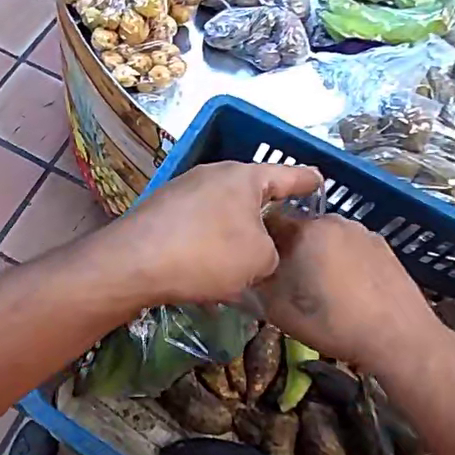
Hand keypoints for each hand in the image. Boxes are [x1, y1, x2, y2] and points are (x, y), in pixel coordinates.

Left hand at [95, 161, 322, 306]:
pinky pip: (197, 230)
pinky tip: (206, 279)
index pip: (288, 175)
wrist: (133, 263)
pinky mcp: (160, 212)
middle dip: (265, 219)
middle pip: (251, 196)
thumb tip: (256, 253)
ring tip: (242, 271)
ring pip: (222, 216)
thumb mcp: (259, 260)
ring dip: (233, 241)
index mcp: (243, 177)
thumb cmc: (207, 254)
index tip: (321, 181)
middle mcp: (212, 175)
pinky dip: (207, 250)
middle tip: (280, 241)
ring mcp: (182, 191)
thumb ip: (271, 254)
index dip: (308, 181)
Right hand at [255, 212, 445, 369]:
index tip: (259, 266)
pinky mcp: (383, 245)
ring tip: (322, 287)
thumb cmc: (334, 324)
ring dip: (318, 254)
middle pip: (299, 229)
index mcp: (305, 231)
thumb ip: (255, 288)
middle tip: (290, 281)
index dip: (261, 244)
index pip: (269, 223)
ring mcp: (361, 231)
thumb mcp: (279, 312)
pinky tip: (349, 289)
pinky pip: (351, 246)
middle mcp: (332, 221)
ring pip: (326, 238)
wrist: (400, 338)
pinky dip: (344, 260)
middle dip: (291, 250)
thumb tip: (243, 275)